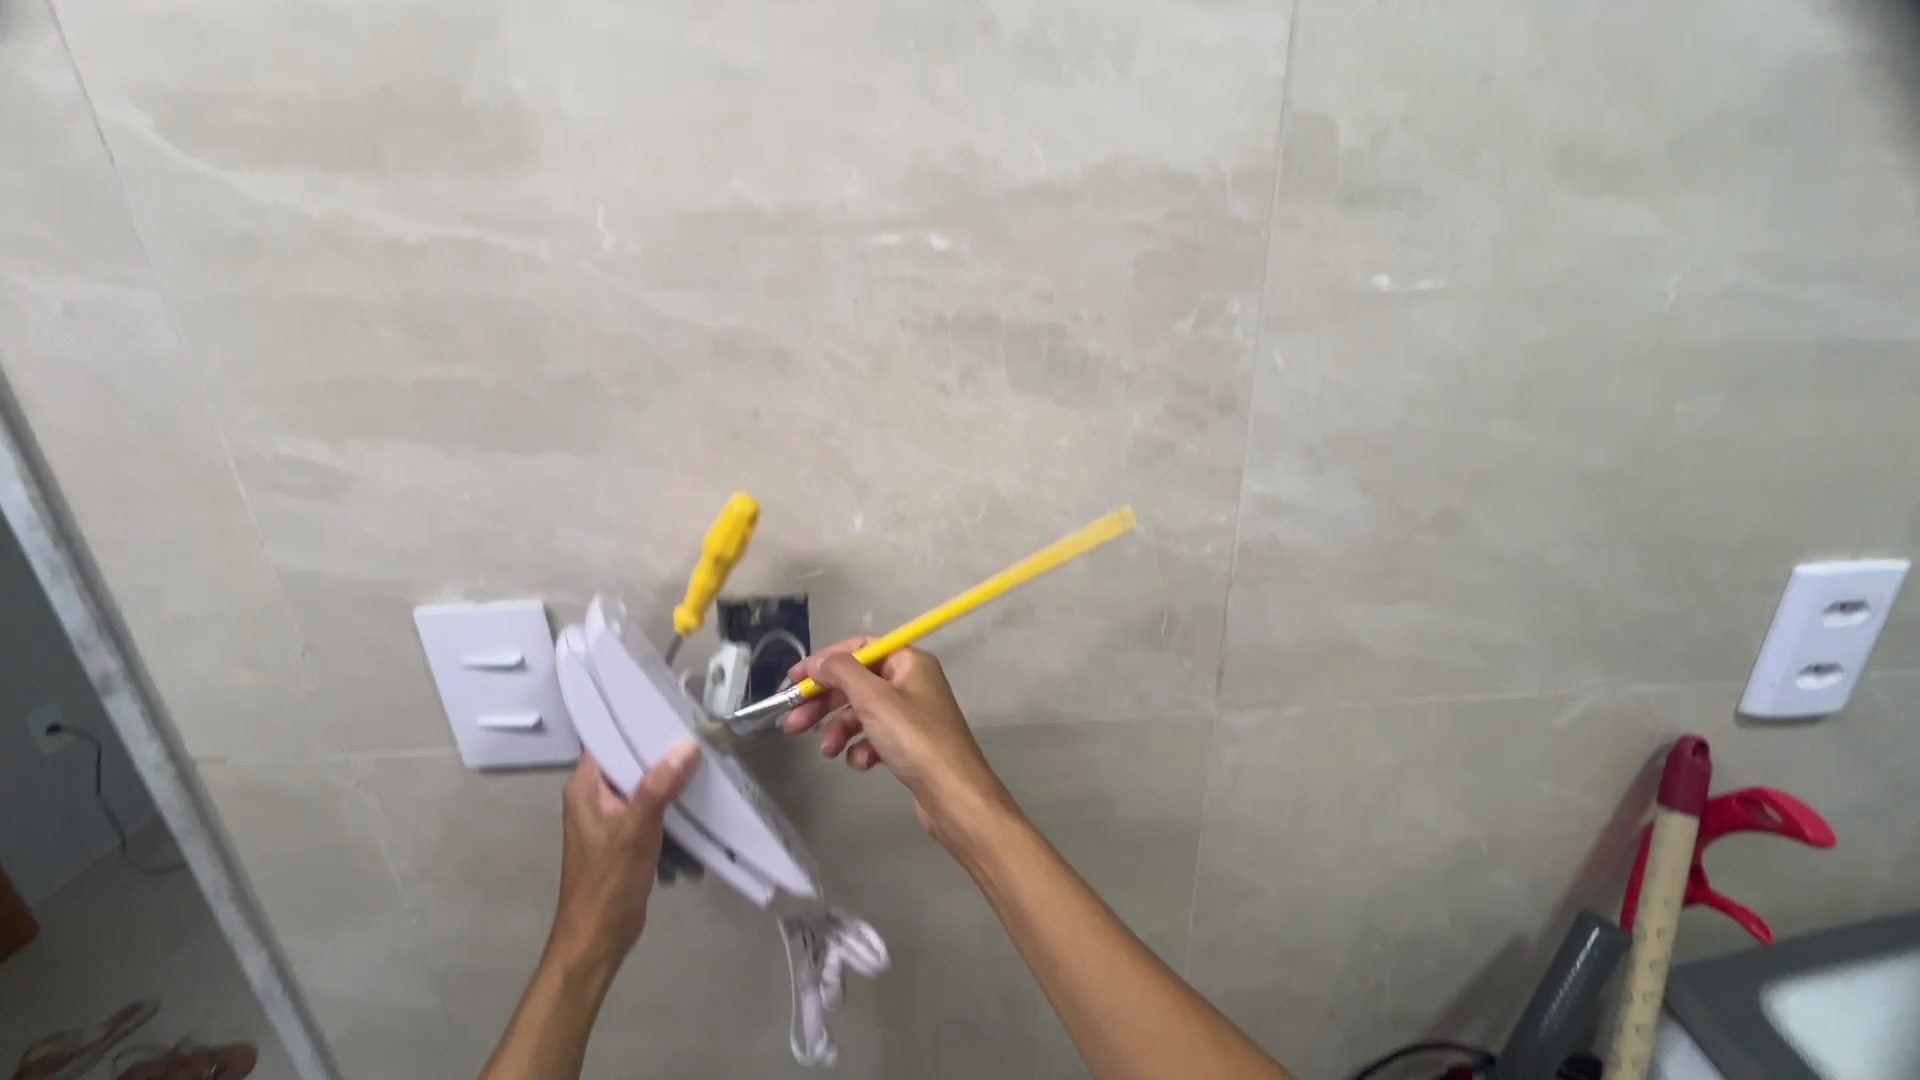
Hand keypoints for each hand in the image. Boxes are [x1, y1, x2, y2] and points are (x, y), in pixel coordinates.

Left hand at [548, 743, 699, 974]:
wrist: (599, 937)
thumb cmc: (608, 881)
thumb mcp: (636, 829)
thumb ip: (659, 786)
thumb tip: (687, 746)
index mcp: (585, 787)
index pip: (609, 738)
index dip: (637, 721)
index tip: (671, 707)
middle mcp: (594, 796)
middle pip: (629, 758)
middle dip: (661, 748)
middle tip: (696, 729)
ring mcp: (610, 816)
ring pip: (643, 781)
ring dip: (668, 774)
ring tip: (702, 755)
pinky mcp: (626, 834)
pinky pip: (650, 804)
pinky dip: (670, 798)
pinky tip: (696, 792)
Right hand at [782, 639, 1016, 844]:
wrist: (953, 794)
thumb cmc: (914, 738)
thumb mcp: (873, 699)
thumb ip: (841, 672)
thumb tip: (818, 662)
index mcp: (909, 662)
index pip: (859, 648)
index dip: (825, 661)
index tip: (795, 679)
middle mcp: (912, 682)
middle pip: (856, 683)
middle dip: (823, 703)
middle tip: (791, 722)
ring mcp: (912, 714)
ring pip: (862, 713)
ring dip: (839, 730)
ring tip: (827, 751)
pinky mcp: (909, 744)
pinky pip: (875, 737)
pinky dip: (862, 749)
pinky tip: (861, 763)